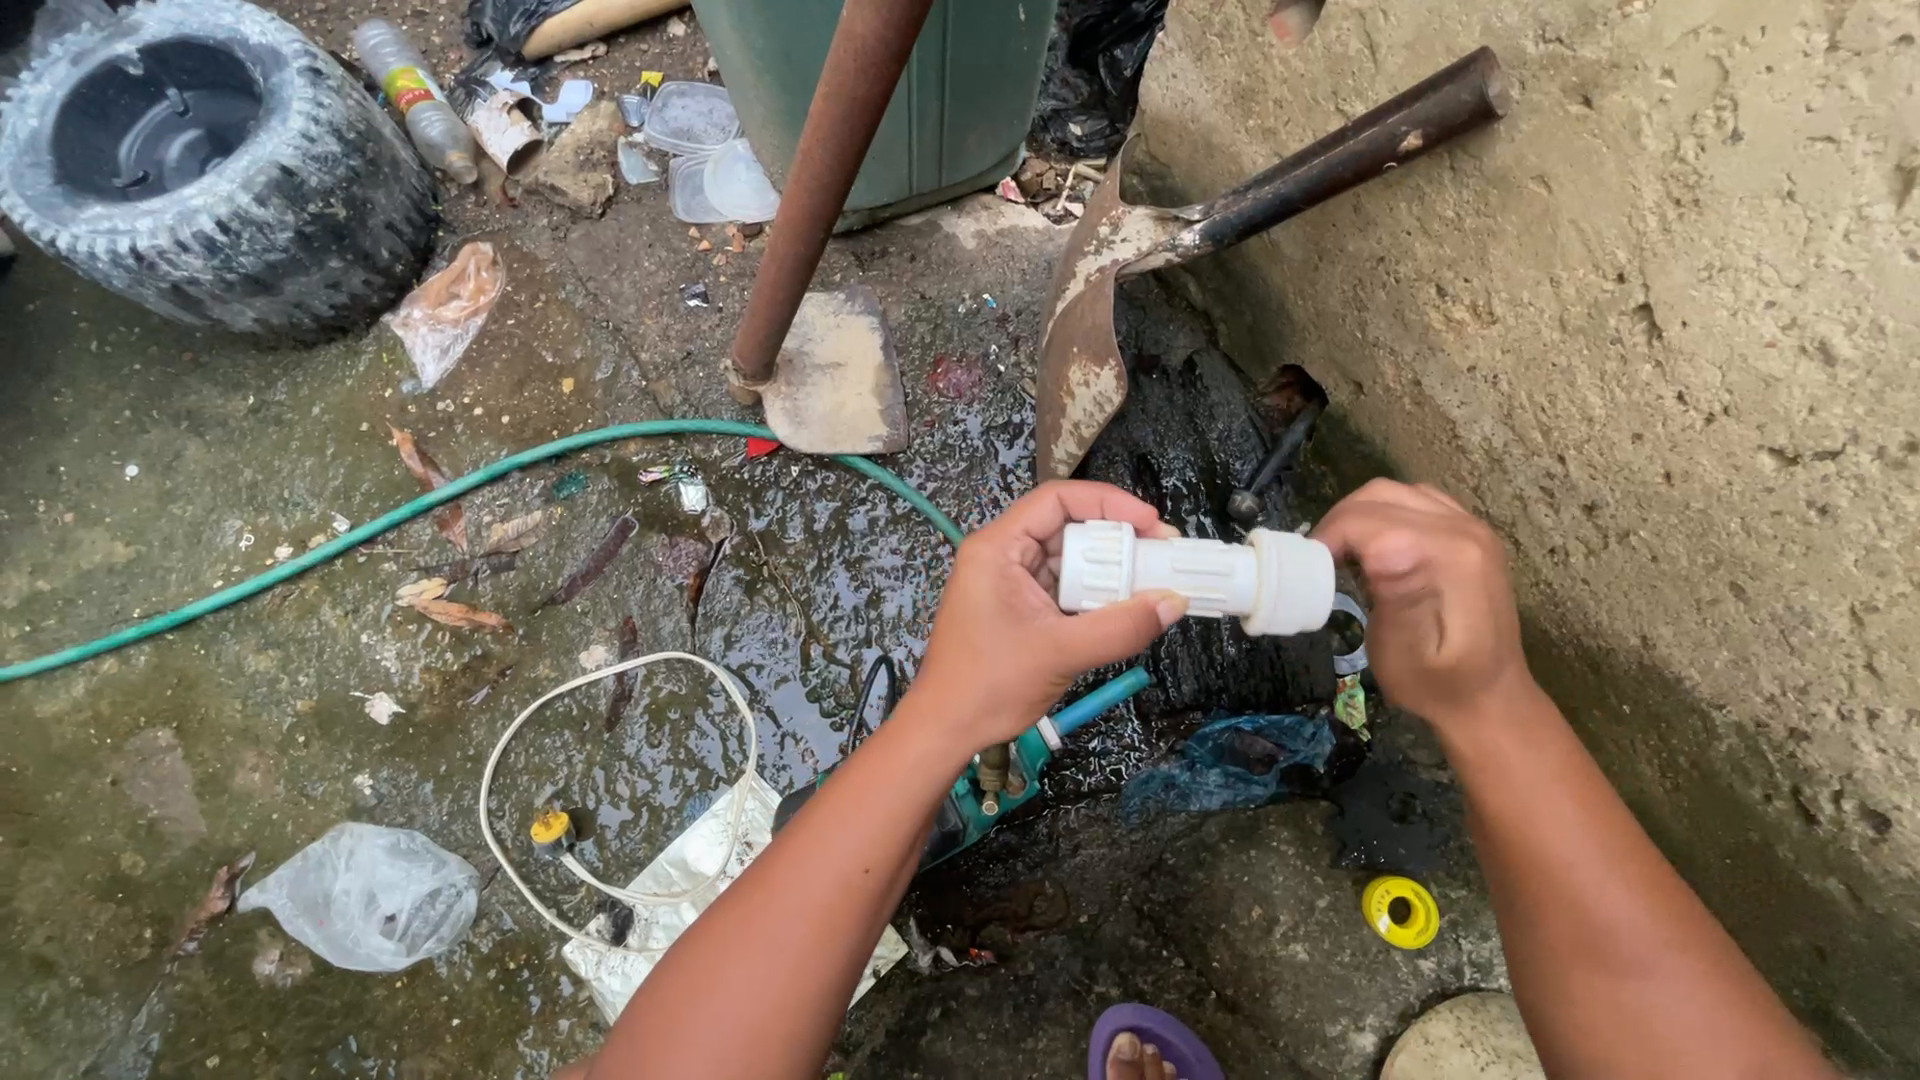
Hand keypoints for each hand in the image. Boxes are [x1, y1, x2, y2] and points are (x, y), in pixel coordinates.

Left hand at [909, 481, 1187, 754]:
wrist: (947, 728)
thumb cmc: (988, 685)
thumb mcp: (1060, 653)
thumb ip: (1120, 627)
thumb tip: (1174, 602)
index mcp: (997, 549)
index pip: (1057, 499)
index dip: (1108, 503)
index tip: (1150, 524)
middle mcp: (1002, 556)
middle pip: (1066, 528)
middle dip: (1116, 539)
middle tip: (1161, 554)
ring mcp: (1010, 583)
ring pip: (1070, 560)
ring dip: (1110, 570)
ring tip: (1153, 580)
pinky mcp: (1020, 609)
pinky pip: (1065, 589)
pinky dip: (1096, 595)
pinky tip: (1127, 606)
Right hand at [1312, 479, 1534, 737]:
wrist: (1489, 699)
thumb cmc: (1437, 683)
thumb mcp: (1407, 653)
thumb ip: (1399, 598)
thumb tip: (1382, 551)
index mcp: (1448, 557)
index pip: (1368, 520)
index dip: (1328, 538)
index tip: (1309, 572)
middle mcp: (1463, 530)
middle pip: (1378, 496)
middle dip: (1338, 523)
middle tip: (1318, 562)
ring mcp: (1470, 527)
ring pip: (1393, 492)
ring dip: (1357, 516)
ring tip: (1341, 554)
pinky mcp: (1468, 534)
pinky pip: (1413, 502)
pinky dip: (1382, 516)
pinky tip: (1372, 548)